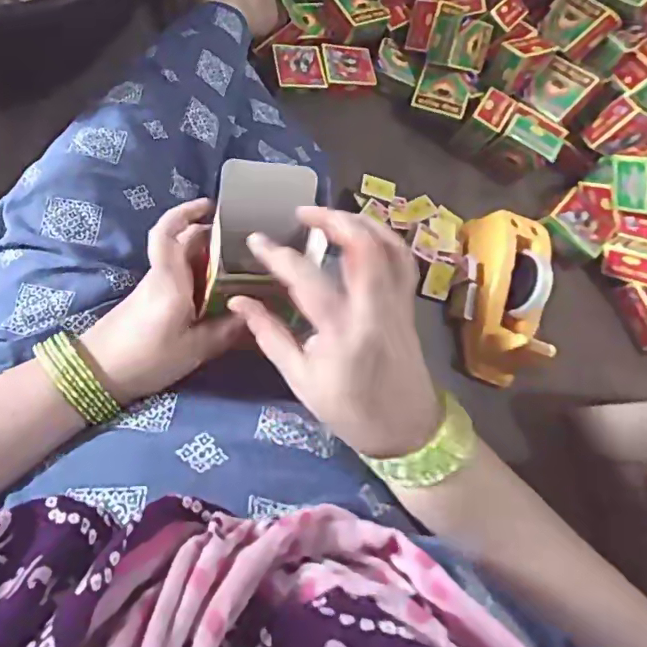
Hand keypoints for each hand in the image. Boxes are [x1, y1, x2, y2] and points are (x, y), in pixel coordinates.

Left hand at [80, 198, 244, 403]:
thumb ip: (225, 330)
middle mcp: (161, 275)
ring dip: (205, 256)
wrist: (98, 373)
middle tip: (240, 242)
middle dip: (209, 234)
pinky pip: (178, 276)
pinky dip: (197, 275)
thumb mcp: (193, 349)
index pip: (169, 230)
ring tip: (237, 266)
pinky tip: (216, 290)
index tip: (211, 206)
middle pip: (182, 241)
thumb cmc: (146, 357)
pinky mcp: (149, 300)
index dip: (187, 211)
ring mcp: (153, 287)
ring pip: (181, 258)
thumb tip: (254, 314)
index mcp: (170, 278)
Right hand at [228, 207, 442, 458]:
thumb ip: (269, 336)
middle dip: (331, 219)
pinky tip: (360, 232)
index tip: (256, 240)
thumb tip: (238, 300)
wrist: (408, 432)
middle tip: (300, 213)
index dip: (278, 255)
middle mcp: (375, 310)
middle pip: (363, 247)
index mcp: (343, 333)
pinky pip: (401, 259)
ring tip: (328, 215)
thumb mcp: (301, 380)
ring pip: (388, 246)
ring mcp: (398, 303)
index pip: (308, 279)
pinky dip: (382, 237)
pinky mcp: (408, 303)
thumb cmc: (350, 411)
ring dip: (358, 222)